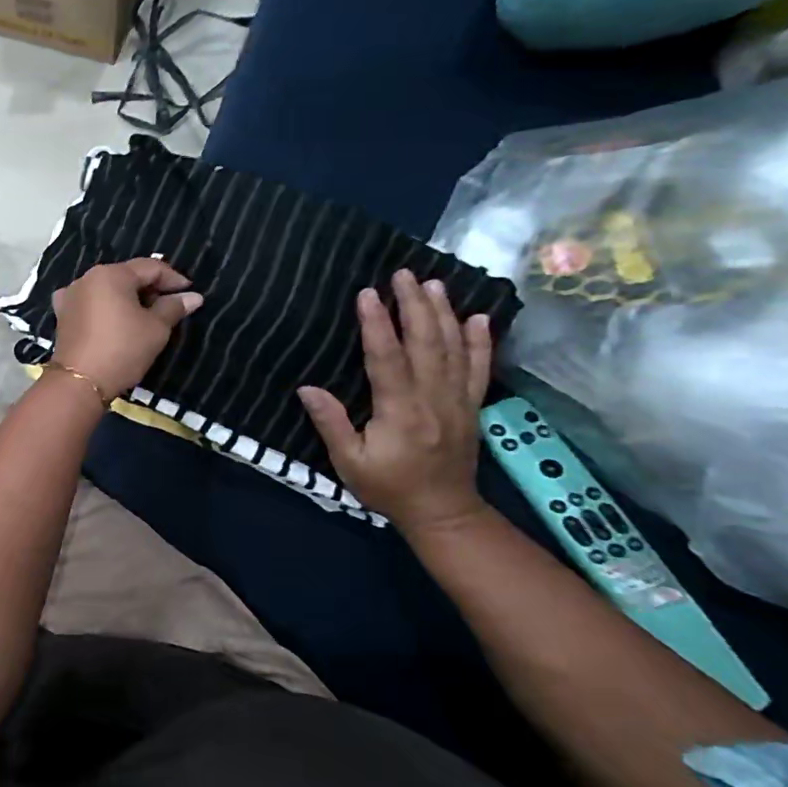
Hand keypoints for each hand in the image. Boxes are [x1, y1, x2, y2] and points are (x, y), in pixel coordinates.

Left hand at [51, 259, 202, 400]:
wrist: (79, 382)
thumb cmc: (123, 349)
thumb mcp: (156, 328)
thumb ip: (173, 307)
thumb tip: (192, 297)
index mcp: (110, 274)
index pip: (149, 268)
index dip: (173, 279)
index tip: (190, 294)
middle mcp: (86, 279)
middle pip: (126, 276)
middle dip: (150, 289)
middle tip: (170, 307)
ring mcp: (69, 296)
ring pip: (106, 289)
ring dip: (127, 298)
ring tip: (146, 316)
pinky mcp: (61, 315)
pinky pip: (89, 303)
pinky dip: (104, 307)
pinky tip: (113, 318)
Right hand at [298, 269, 493, 533]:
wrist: (442, 512)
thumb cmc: (387, 487)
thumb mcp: (348, 462)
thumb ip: (331, 423)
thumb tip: (307, 388)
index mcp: (401, 412)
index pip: (388, 360)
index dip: (378, 325)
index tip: (368, 294)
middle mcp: (434, 400)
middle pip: (426, 344)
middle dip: (414, 306)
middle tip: (403, 274)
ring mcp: (457, 401)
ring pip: (454, 349)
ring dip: (443, 314)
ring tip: (433, 283)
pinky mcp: (470, 406)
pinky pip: (478, 368)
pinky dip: (480, 341)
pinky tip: (478, 317)